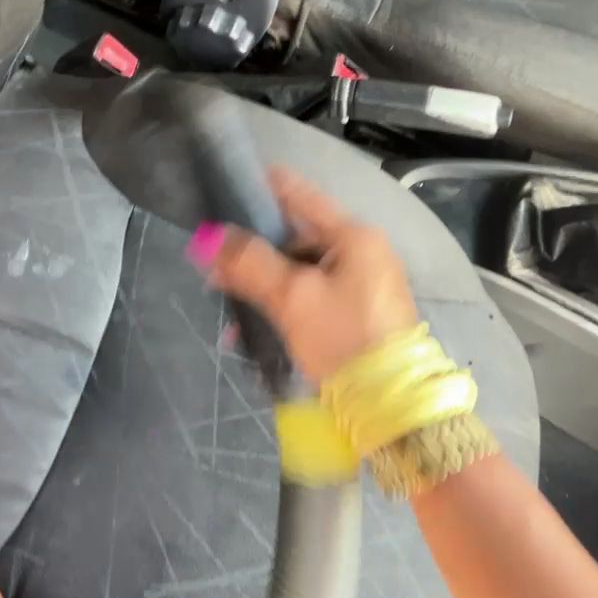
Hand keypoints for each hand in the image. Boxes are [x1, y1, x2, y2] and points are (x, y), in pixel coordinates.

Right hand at [191, 168, 418, 380]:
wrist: (392, 408)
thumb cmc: (344, 338)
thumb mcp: (292, 297)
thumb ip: (247, 263)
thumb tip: (205, 238)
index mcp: (353, 237)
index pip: (299, 194)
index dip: (260, 189)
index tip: (223, 190)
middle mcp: (360, 253)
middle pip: (292, 238)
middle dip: (251, 254)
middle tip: (215, 267)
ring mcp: (359, 285)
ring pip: (295, 271)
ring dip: (259, 287)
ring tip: (227, 305)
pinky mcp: (353, 315)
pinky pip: (306, 298)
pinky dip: (278, 308)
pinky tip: (250, 332)